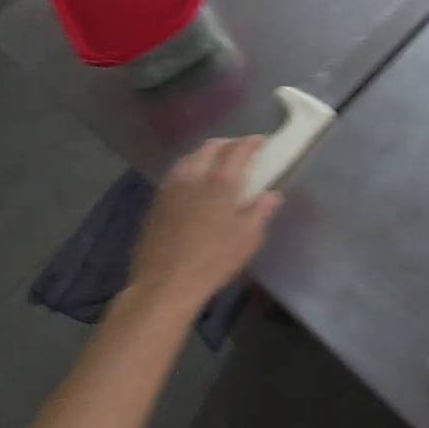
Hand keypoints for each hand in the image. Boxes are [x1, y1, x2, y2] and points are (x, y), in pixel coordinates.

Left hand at [128, 137, 282, 307]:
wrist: (164, 285)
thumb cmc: (213, 261)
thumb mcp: (247, 238)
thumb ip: (261, 211)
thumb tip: (272, 195)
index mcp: (221, 181)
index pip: (239, 149)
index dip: (252, 142)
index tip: (261, 142)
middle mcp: (195, 176)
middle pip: (211, 147)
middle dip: (228, 144)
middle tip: (240, 151)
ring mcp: (172, 187)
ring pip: (190, 157)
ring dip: (206, 154)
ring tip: (216, 164)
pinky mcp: (157, 202)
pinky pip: (176, 173)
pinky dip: (190, 168)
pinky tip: (193, 183)